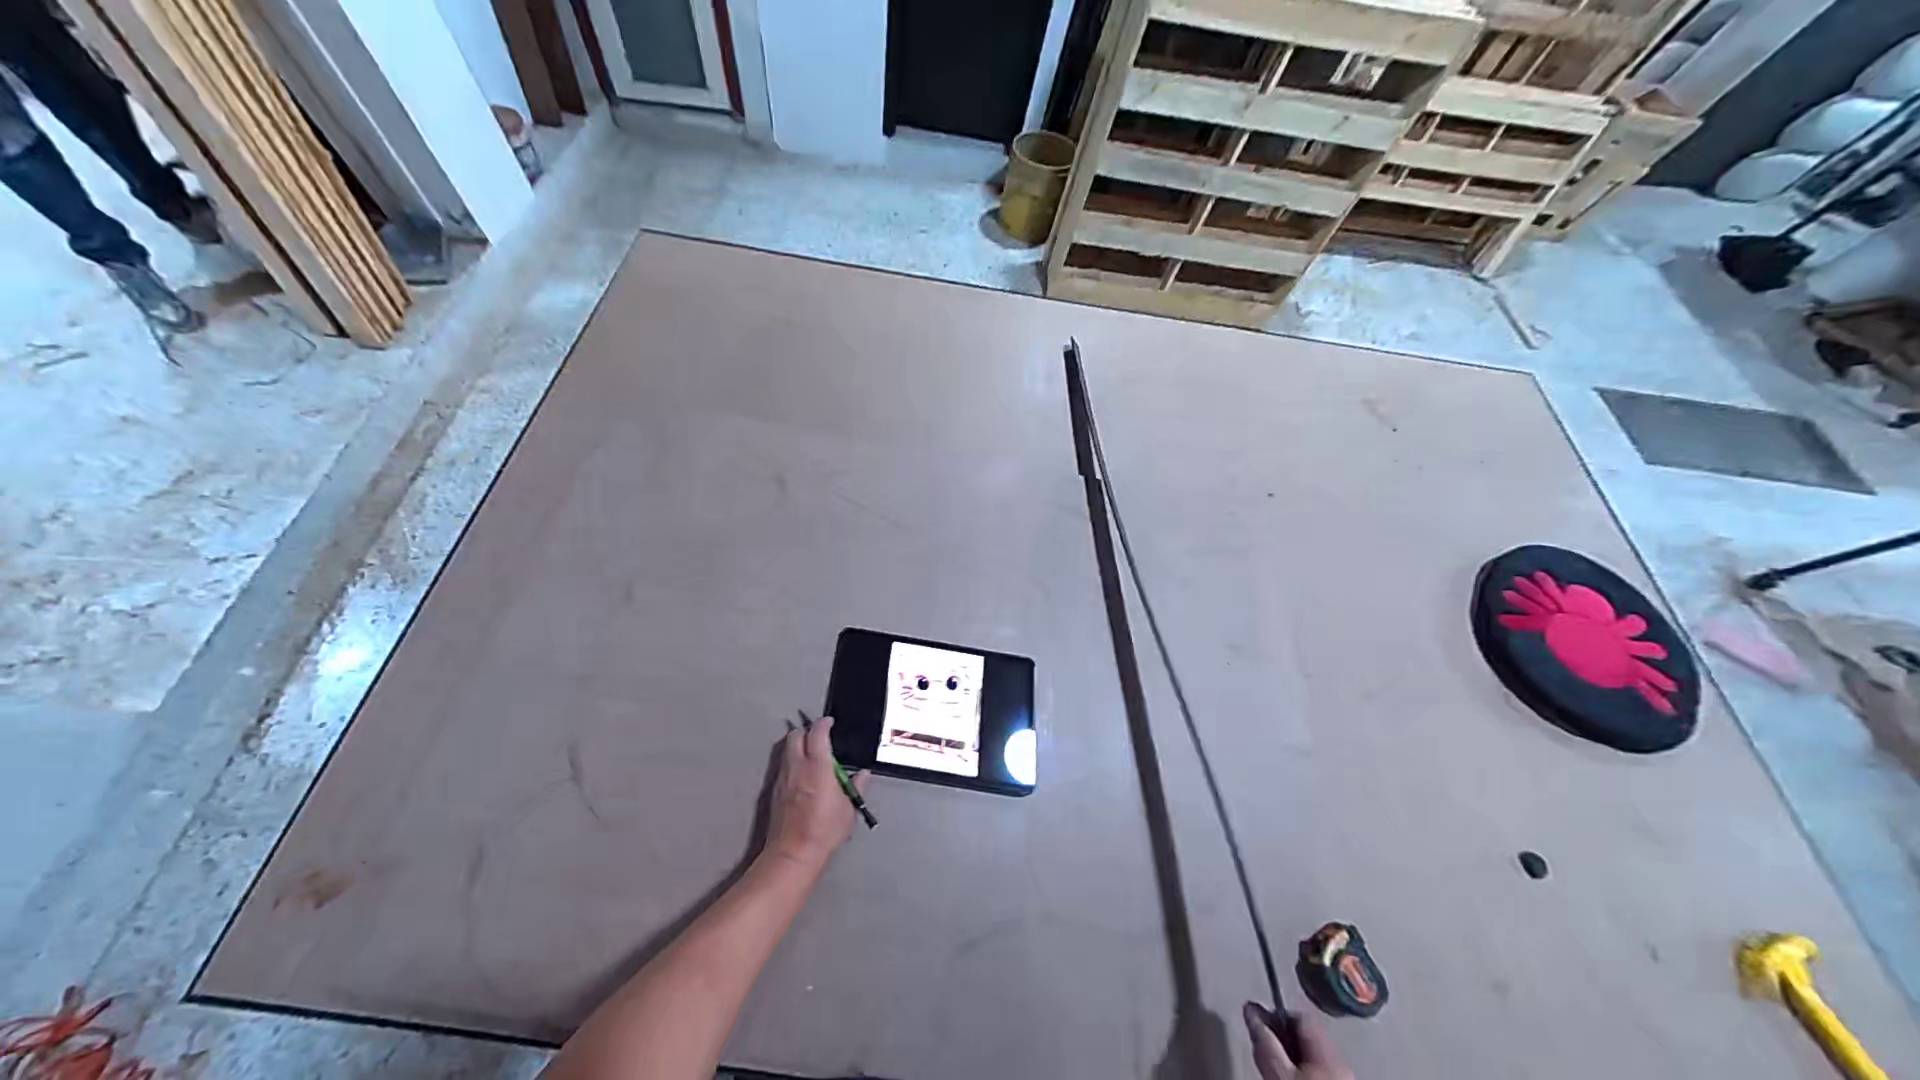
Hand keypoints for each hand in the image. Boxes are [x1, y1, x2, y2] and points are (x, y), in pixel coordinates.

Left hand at [763, 717, 867, 870]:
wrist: (793, 853)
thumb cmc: (824, 830)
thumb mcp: (849, 809)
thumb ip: (857, 787)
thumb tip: (862, 775)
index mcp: (818, 766)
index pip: (817, 732)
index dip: (824, 723)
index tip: (830, 723)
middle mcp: (797, 767)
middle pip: (795, 735)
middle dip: (806, 731)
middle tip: (819, 738)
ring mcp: (783, 778)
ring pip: (786, 750)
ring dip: (797, 746)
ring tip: (811, 756)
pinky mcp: (774, 791)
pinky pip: (782, 767)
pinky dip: (792, 763)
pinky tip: (802, 776)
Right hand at [1245, 1003, 1353, 1079]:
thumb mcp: (1277, 1074)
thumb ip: (1263, 1040)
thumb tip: (1250, 1010)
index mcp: (1329, 1055)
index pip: (1301, 1017)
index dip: (1277, 1017)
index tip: (1259, 1030)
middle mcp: (1343, 1067)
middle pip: (1309, 1040)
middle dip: (1284, 1042)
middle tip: (1265, 1055)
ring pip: (1314, 1062)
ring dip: (1293, 1062)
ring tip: (1276, 1074)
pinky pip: (1321, 1077)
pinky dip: (1303, 1077)